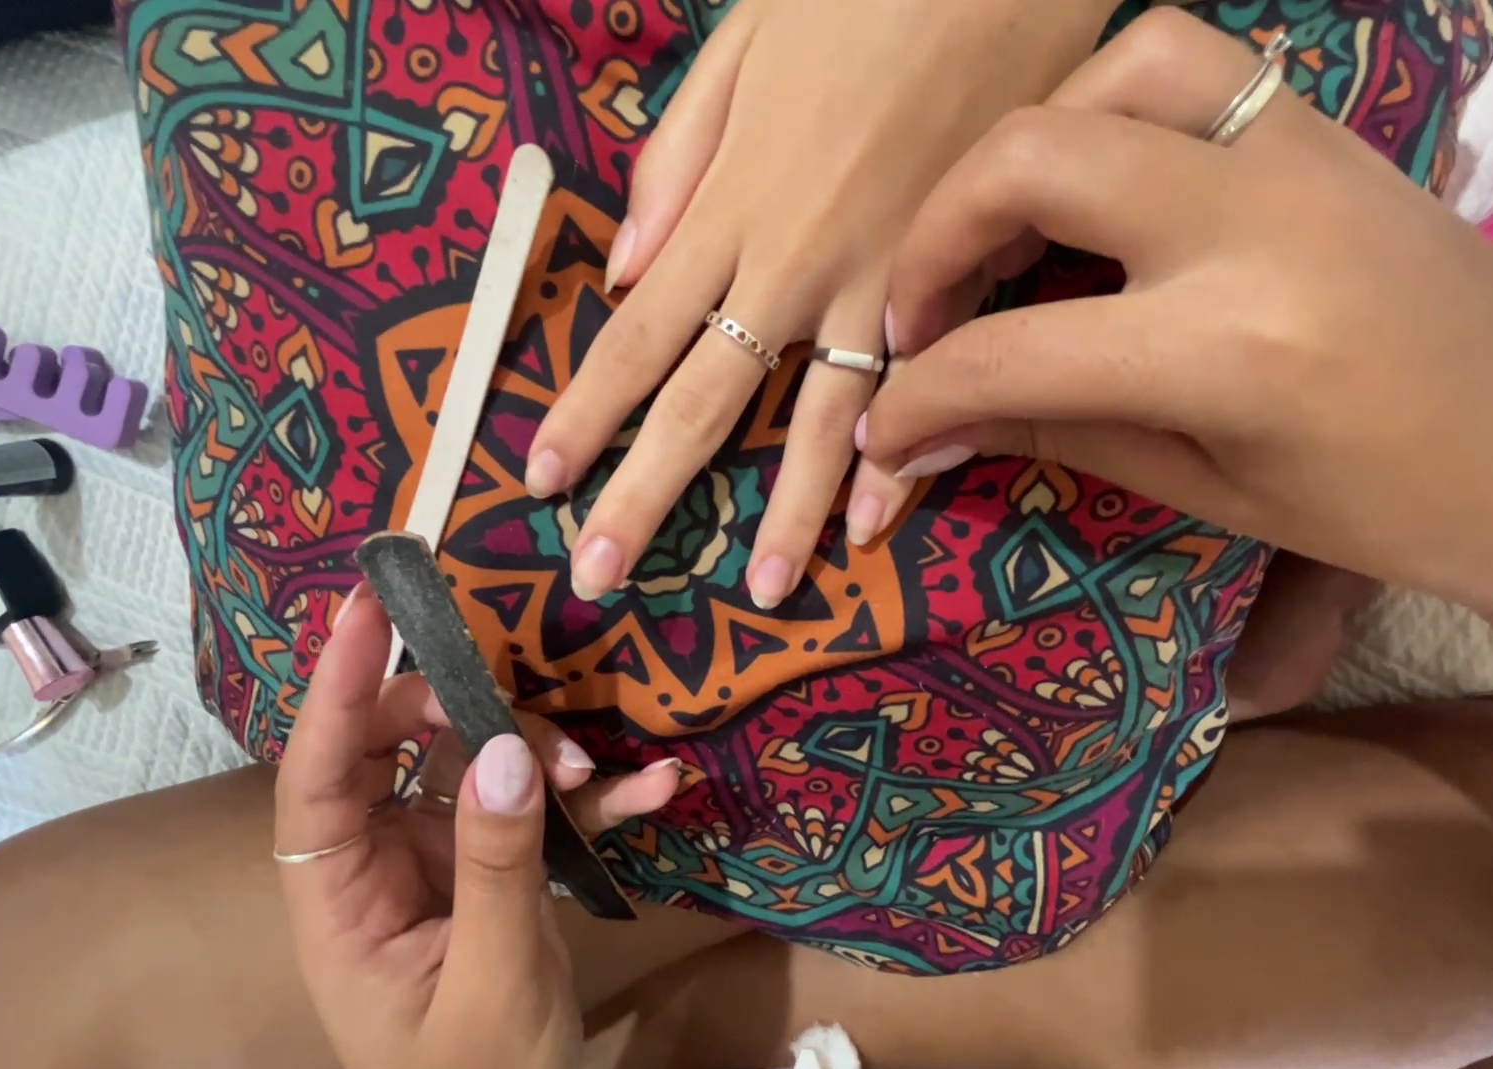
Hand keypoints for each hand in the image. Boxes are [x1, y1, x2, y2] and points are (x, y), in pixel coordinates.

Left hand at [274, 584, 680, 1068]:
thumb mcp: (490, 983)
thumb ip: (496, 867)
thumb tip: (506, 748)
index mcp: (343, 900)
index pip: (318, 778)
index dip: (335, 691)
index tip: (368, 611)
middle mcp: (388, 859)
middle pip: (406, 747)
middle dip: (467, 718)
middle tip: (528, 724)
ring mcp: (452, 854)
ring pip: (483, 763)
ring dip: (543, 756)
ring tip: (592, 775)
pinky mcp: (508, 860)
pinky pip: (546, 810)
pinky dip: (597, 798)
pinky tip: (654, 787)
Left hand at [526, 0, 1120, 608]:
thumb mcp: (740, 45)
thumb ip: (676, 162)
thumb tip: (623, 267)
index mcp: (728, 207)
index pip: (634, 337)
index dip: (585, 414)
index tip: (542, 480)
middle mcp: (789, 267)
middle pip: (701, 402)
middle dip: (645, 494)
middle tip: (603, 572)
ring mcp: (874, 287)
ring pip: (814, 421)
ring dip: (781, 512)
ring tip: (760, 590)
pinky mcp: (950, 290)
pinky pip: (917, 391)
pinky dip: (898, 461)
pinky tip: (871, 529)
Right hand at [861, 8, 1492, 624]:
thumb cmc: (1376, 507)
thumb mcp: (1190, 485)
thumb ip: (1046, 432)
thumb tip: (921, 434)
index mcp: (1228, 348)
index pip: (1007, 353)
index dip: (915, 398)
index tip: (878, 432)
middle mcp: (1258, 221)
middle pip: (1030, 163)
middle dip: (932, 243)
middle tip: (912, 318)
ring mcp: (1299, 150)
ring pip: (1109, 73)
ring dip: (1015, 152)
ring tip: (990, 235)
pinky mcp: (1320, 128)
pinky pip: (1184, 67)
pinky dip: (1096, 113)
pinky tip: (1078, 192)